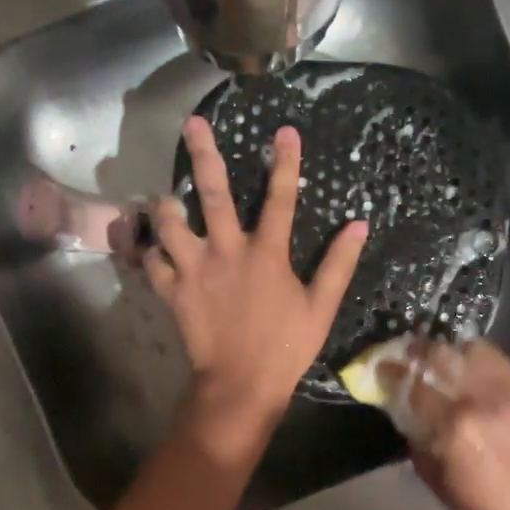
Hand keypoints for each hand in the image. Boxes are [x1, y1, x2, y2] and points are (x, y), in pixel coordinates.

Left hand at [146, 117, 367, 455]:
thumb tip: (358, 225)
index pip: (279, 197)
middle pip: (212, 194)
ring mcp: (194, 270)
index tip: (284, 130)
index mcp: (266, 253)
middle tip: (192, 124)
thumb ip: (338, 264)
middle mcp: (226, 251)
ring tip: (163, 196)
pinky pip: (153, 262)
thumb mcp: (321, 307)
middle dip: (203, 154)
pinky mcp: (172, 291)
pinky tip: (150, 246)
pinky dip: (151, 252)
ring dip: (165, 205)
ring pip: (170, 223)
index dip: (284, 162)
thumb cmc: (285, 347)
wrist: (240, 385)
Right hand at [381, 339, 509, 509]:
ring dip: (452, 352)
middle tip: (408, 353)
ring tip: (443, 359)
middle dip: (419, 351)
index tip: (381, 366)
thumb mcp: (435, 478)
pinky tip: (471, 370)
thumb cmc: (481, 509)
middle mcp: (483, 400)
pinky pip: (500, 362)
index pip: (415, 385)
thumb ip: (417, 437)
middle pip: (443, 356)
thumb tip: (404, 408)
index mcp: (455, 426)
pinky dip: (480, 360)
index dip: (392, 372)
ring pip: (474, 350)